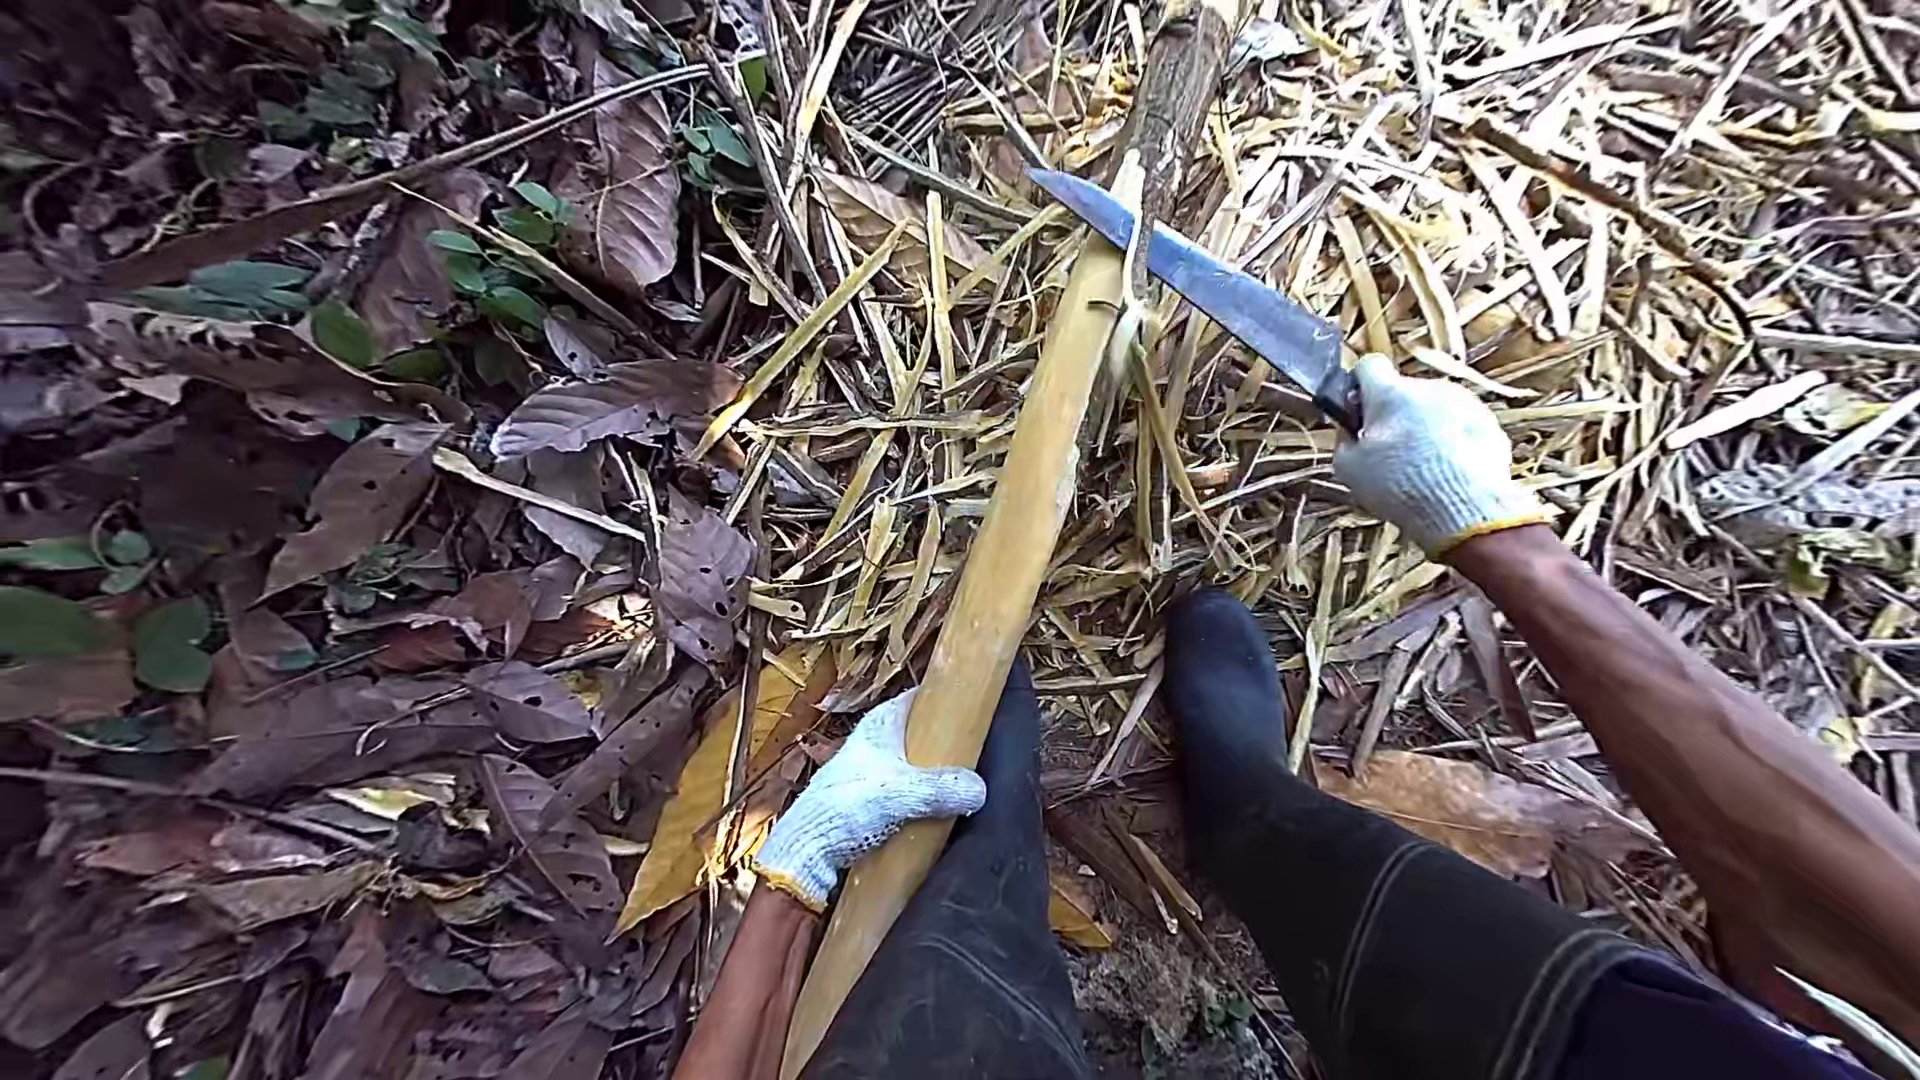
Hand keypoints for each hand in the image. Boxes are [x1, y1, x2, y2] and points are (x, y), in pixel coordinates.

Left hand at [751, 689, 985, 910]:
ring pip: (915, 760)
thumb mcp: (902, 793)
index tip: (976, 704)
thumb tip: (980, 789)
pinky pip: (908, 786)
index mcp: (882, 721)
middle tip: (978, 751)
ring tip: (965, 782)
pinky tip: (940, 808)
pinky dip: (923, 793)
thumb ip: (942, 788)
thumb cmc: (846, 806)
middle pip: (921, 729)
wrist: (805, 852)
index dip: (946, 695)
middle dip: (946, 739)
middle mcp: (877, 738)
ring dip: (935, 771)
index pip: (921, 695)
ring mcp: (873, 768)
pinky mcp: (871, 796)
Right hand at [1332, 353, 1548, 555]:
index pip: (1368, 365)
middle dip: (1389, 414)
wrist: (1462, 508)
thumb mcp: (1347, 466)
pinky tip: (1441, 471)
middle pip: (1401, 391)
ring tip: (1416, 466)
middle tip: (1382, 451)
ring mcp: (1465, 403)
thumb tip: (1352, 427)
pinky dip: (1446, 441)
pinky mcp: (1490, 422)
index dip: (1356, 387)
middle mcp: (1430, 387)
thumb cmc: (1396, 484)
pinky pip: (1457, 424)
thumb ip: (1345, 438)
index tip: (1355, 413)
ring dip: (1419, 427)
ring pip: (1430, 408)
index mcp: (1390, 393)